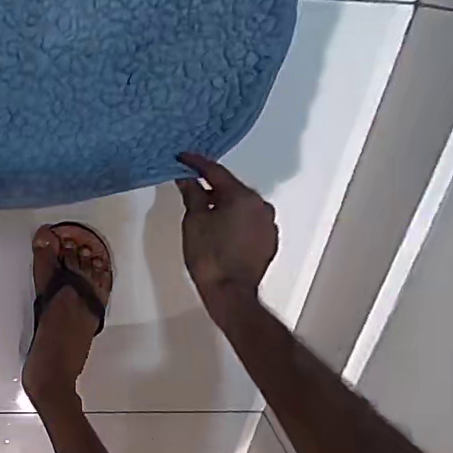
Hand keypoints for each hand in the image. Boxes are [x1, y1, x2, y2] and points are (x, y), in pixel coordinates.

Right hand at [174, 152, 277, 305]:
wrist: (230, 293)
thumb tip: (188, 180)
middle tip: (191, 185)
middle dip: (212, 186)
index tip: (184, 159)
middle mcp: (261, 206)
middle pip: (232, 188)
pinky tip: (221, 228)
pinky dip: (236, 220)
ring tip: (205, 210)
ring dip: (225, 204)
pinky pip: (250, 222)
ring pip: (243, 205)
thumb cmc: (210, 257)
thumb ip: (192, 194)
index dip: (197, 163)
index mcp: (242, 196)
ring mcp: (268, 225)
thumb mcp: (194, 220)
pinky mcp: (269, 242)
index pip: (216, 172)